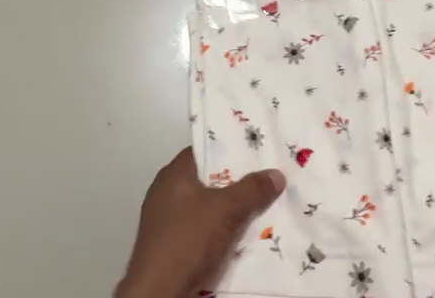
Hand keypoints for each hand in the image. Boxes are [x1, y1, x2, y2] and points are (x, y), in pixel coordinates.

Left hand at [115, 149, 285, 297]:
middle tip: (264, 183)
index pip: (204, 150)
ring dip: (227, 213)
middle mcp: (165, 192)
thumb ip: (252, 190)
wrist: (158, 293)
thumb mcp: (226, 211)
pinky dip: (216, 234)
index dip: (229, 150)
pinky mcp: (168, 247)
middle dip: (234, 184)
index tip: (255, 154)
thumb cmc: (188, 240)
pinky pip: (198, 232)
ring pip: (204, 209)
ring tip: (258, 211)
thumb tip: (276, 173)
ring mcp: (164, 221)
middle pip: (206, 181)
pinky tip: (237, 241)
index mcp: (174, 173)